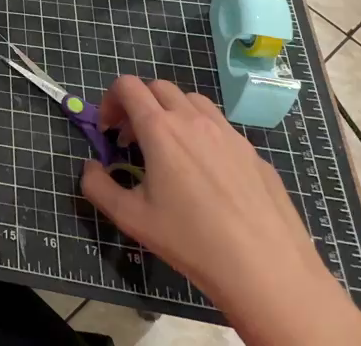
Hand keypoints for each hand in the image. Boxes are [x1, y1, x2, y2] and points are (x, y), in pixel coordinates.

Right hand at [80, 77, 360, 345]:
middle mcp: (195, 121)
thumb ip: (97, 185)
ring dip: (172, 112)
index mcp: (160, 129)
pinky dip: (203, 134)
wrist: (269, 273)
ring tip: (170, 148)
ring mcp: (230, 135)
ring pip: (193, 101)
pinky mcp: (255, 154)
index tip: (109, 131)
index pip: (128, 86)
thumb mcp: (130, 218)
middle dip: (139, 104)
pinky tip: (207, 174)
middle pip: (159, 87)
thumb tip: (91, 167)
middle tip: (134, 138)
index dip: (110, 101)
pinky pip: (222, 128)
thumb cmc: (192, 242)